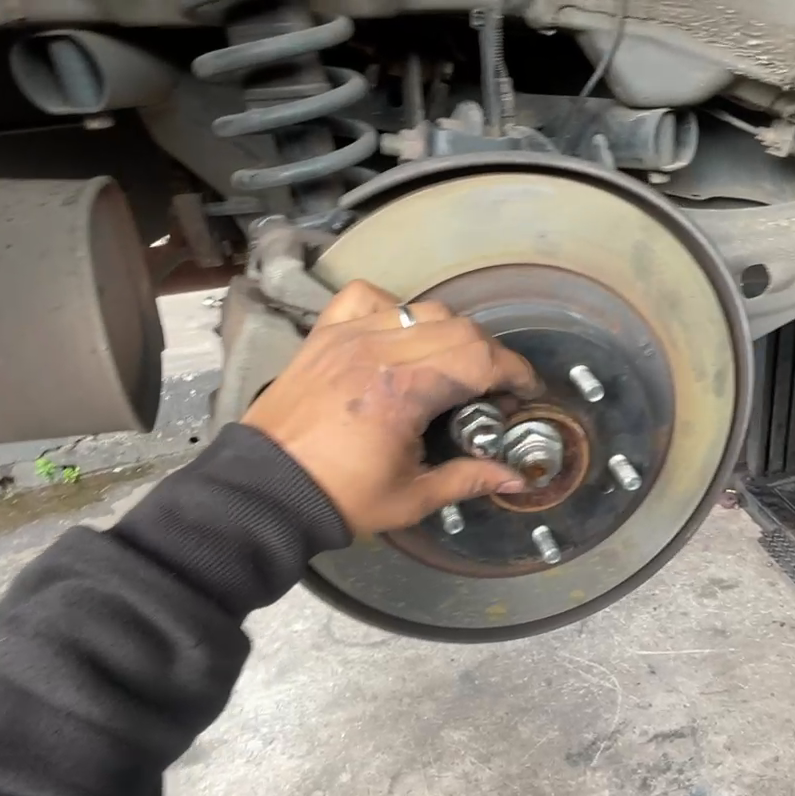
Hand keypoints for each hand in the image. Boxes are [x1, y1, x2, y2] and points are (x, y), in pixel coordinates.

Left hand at [242, 280, 542, 536]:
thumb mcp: (415, 497)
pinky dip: (397, 308)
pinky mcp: (325, 334)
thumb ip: (471, 479)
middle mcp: (379, 350)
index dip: (516, 373)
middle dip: (492, 357)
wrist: (267, 490)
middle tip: (497, 391)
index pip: (480, 359)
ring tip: (457, 368)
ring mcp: (349, 335)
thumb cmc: (341, 496)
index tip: (527, 392)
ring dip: (453, 334)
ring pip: (424, 310)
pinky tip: (403, 336)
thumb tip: (518, 479)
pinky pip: (369, 298)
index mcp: (404, 390)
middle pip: (461, 329)